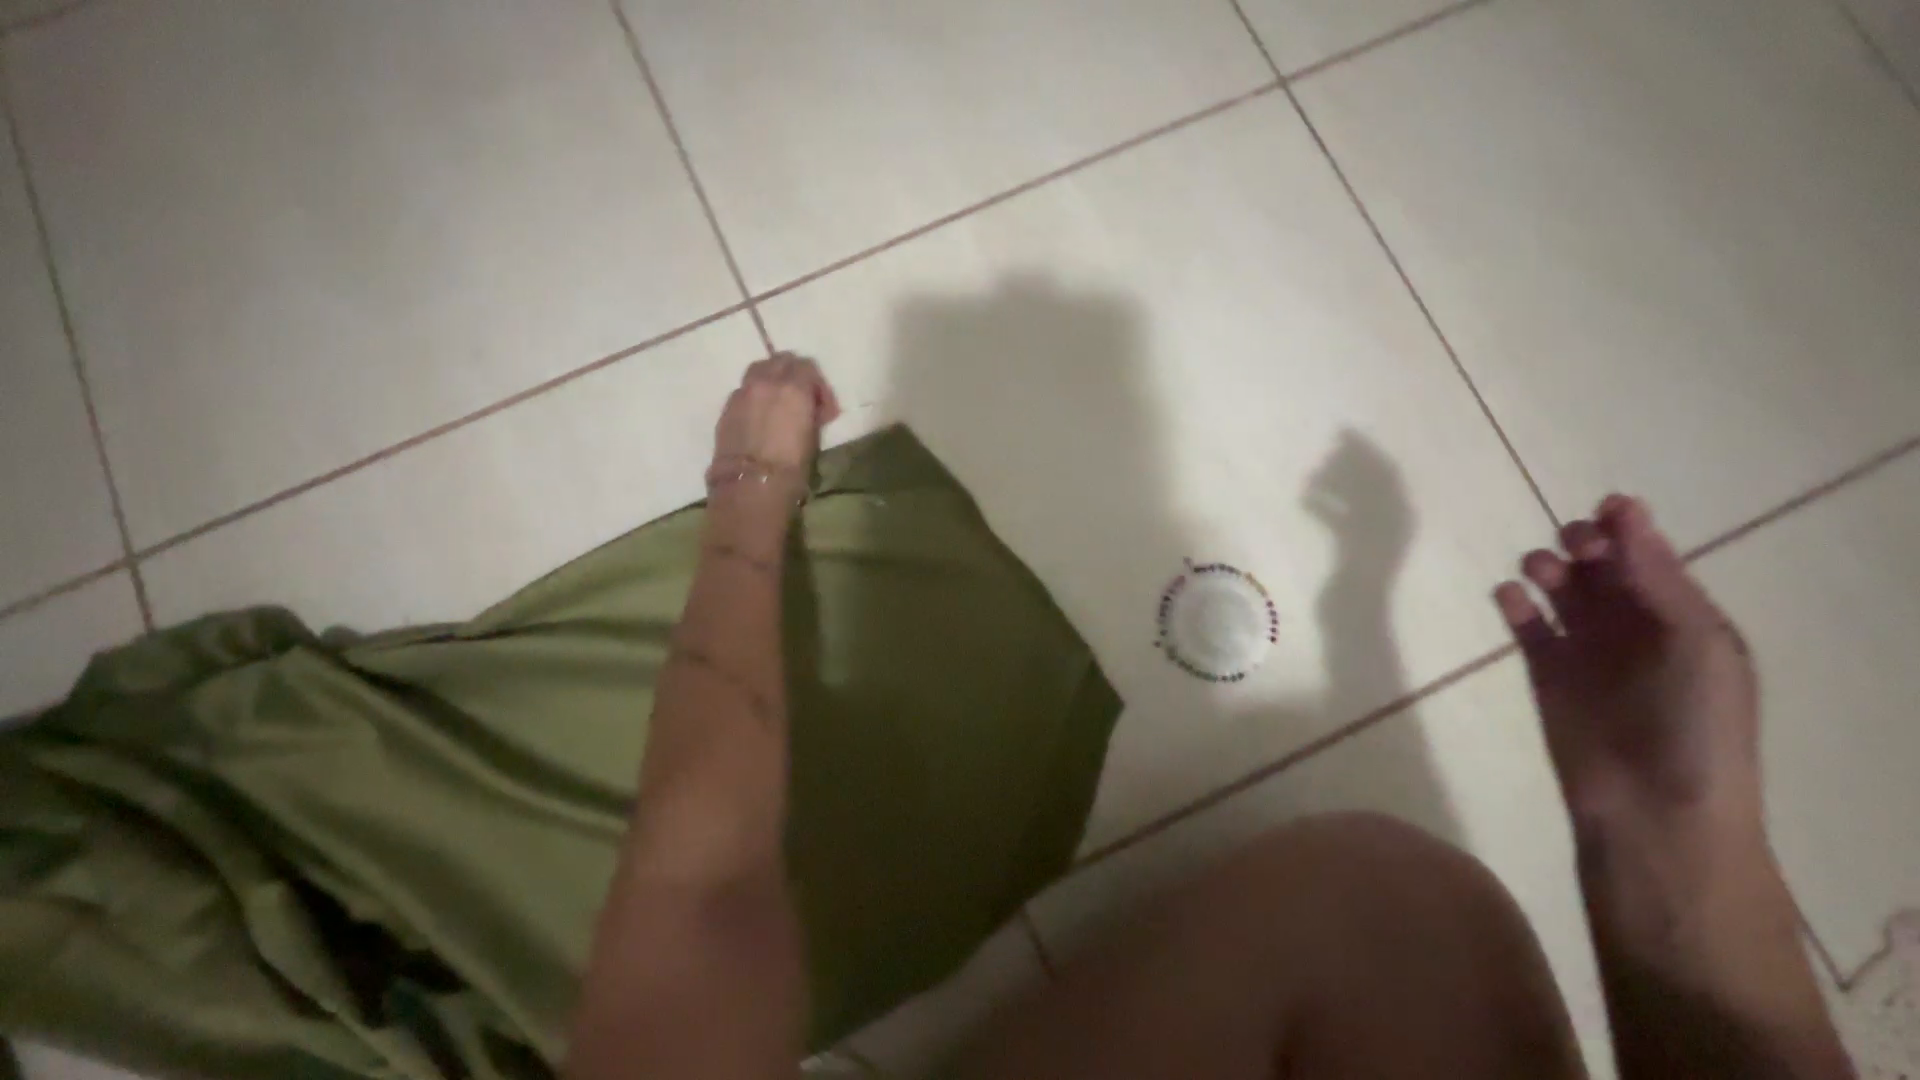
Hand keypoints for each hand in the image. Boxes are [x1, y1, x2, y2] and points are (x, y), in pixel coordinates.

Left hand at [711, 353, 841, 498]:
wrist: (750, 488)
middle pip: (782, 360)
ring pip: (759, 369)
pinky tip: (760, 417)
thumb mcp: (813, 437)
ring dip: (772, 379)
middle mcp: (766, 382)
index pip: (808, 366)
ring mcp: (742, 392)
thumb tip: (808, 409)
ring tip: (779, 403)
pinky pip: (744, 390)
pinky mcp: (727, 407)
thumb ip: (810, 413)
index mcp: (793, 387)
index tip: (824, 410)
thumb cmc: (791, 469)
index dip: (819, 386)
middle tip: (803, 399)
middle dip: (795, 375)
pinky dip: (755, 395)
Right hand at [1493, 496, 1761, 839]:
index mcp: (1684, 619)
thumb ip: (1656, 577)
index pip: (1650, 559)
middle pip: (1601, 569)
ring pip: (1560, 592)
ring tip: (1540, 572)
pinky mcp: (1545, 672)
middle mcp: (1634, 628)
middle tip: (1572, 545)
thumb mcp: (1695, 641)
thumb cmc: (1694, 722)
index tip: (1605, 508)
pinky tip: (1510, 596)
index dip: (1628, 529)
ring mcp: (1587, 651)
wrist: (1654, 806)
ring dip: (1548, 570)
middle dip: (1584, 546)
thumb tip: (1623, 510)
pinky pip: (1526, 626)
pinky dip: (1514, 605)